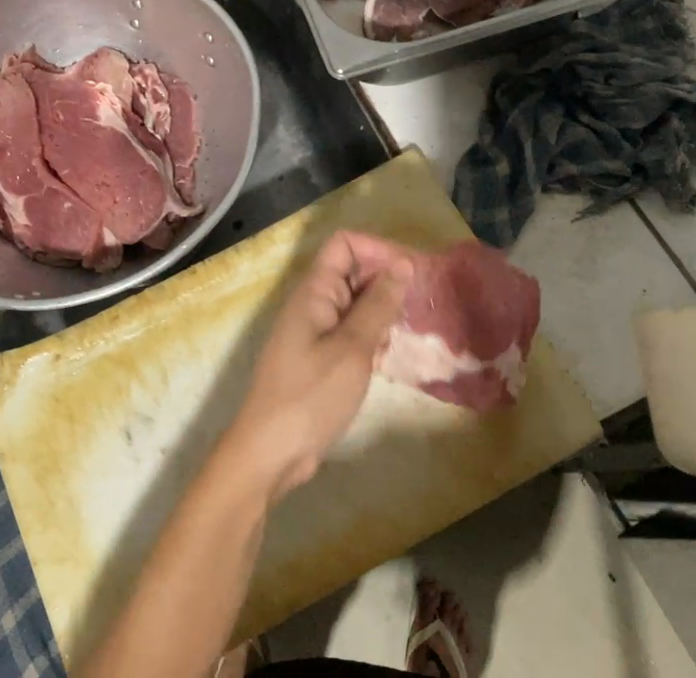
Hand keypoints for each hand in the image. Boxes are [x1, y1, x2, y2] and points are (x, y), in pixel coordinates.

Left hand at [219, 230, 414, 501]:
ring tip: (417, 328)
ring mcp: (315, 332)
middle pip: (352, 271)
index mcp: (314, 292)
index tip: (411, 274)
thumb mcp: (352, 348)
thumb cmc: (311, 395)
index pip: (345, 245)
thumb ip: (378, 304)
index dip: (378, 250)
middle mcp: (312, 305)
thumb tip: (402, 264)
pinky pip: (351, 332)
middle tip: (424, 304)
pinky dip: (374, 336)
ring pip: (355, 304)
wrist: (271, 451)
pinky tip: (396, 353)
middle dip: (388, 280)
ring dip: (384, 310)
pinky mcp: (320, 359)